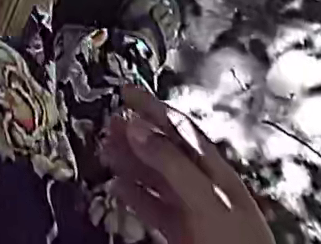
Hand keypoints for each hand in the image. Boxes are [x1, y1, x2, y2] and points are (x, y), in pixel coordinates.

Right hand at [103, 84, 276, 243]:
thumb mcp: (206, 198)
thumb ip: (172, 161)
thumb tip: (137, 127)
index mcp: (214, 169)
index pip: (177, 126)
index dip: (151, 106)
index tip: (126, 91)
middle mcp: (202, 185)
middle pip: (163, 149)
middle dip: (135, 133)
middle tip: (109, 122)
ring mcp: (192, 210)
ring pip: (155, 177)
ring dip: (130, 161)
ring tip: (106, 151)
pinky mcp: (182, 234)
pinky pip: (153, 207)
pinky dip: (134, 195)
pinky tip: (119, 188)